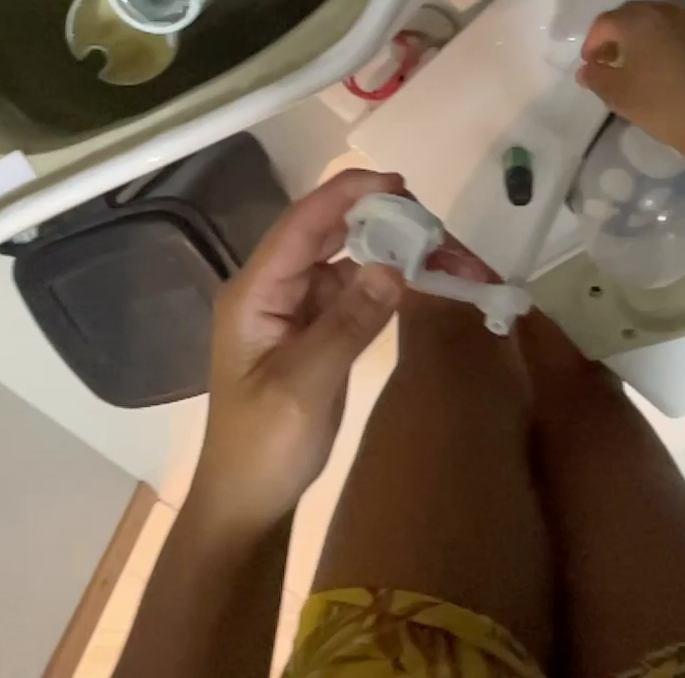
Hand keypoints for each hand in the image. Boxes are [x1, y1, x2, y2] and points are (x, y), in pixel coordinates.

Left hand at [196, 169, 408, 527]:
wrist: (248, 500)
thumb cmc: (263, 446)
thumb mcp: (305, 385)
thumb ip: (349, 323)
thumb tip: (396, 266)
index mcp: (255, 292)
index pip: (301, 224)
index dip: (346, 195)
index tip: (398, 184)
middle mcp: (272, 288)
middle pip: (325, 233)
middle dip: (377, 218)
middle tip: (431, 220)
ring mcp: (293, 307)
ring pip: (344, 259)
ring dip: (387, 249)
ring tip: (436, 247)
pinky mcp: (314, 327)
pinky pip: (351, 289)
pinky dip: (384, 280)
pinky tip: (417, 277)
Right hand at [576, 0, 684, 160]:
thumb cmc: (665, 106)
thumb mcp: (620, 96)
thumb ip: (597, 77)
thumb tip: (588, 69)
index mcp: (640, 19)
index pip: (605, 22)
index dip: (592, 43)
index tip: (591, 65)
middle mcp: (670, 8)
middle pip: (635, 14)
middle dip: (620, 35)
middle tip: (614, 61)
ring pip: (664, 18)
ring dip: (649, 35)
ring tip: (646, 61)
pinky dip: (675, 40)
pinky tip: (677, 65)